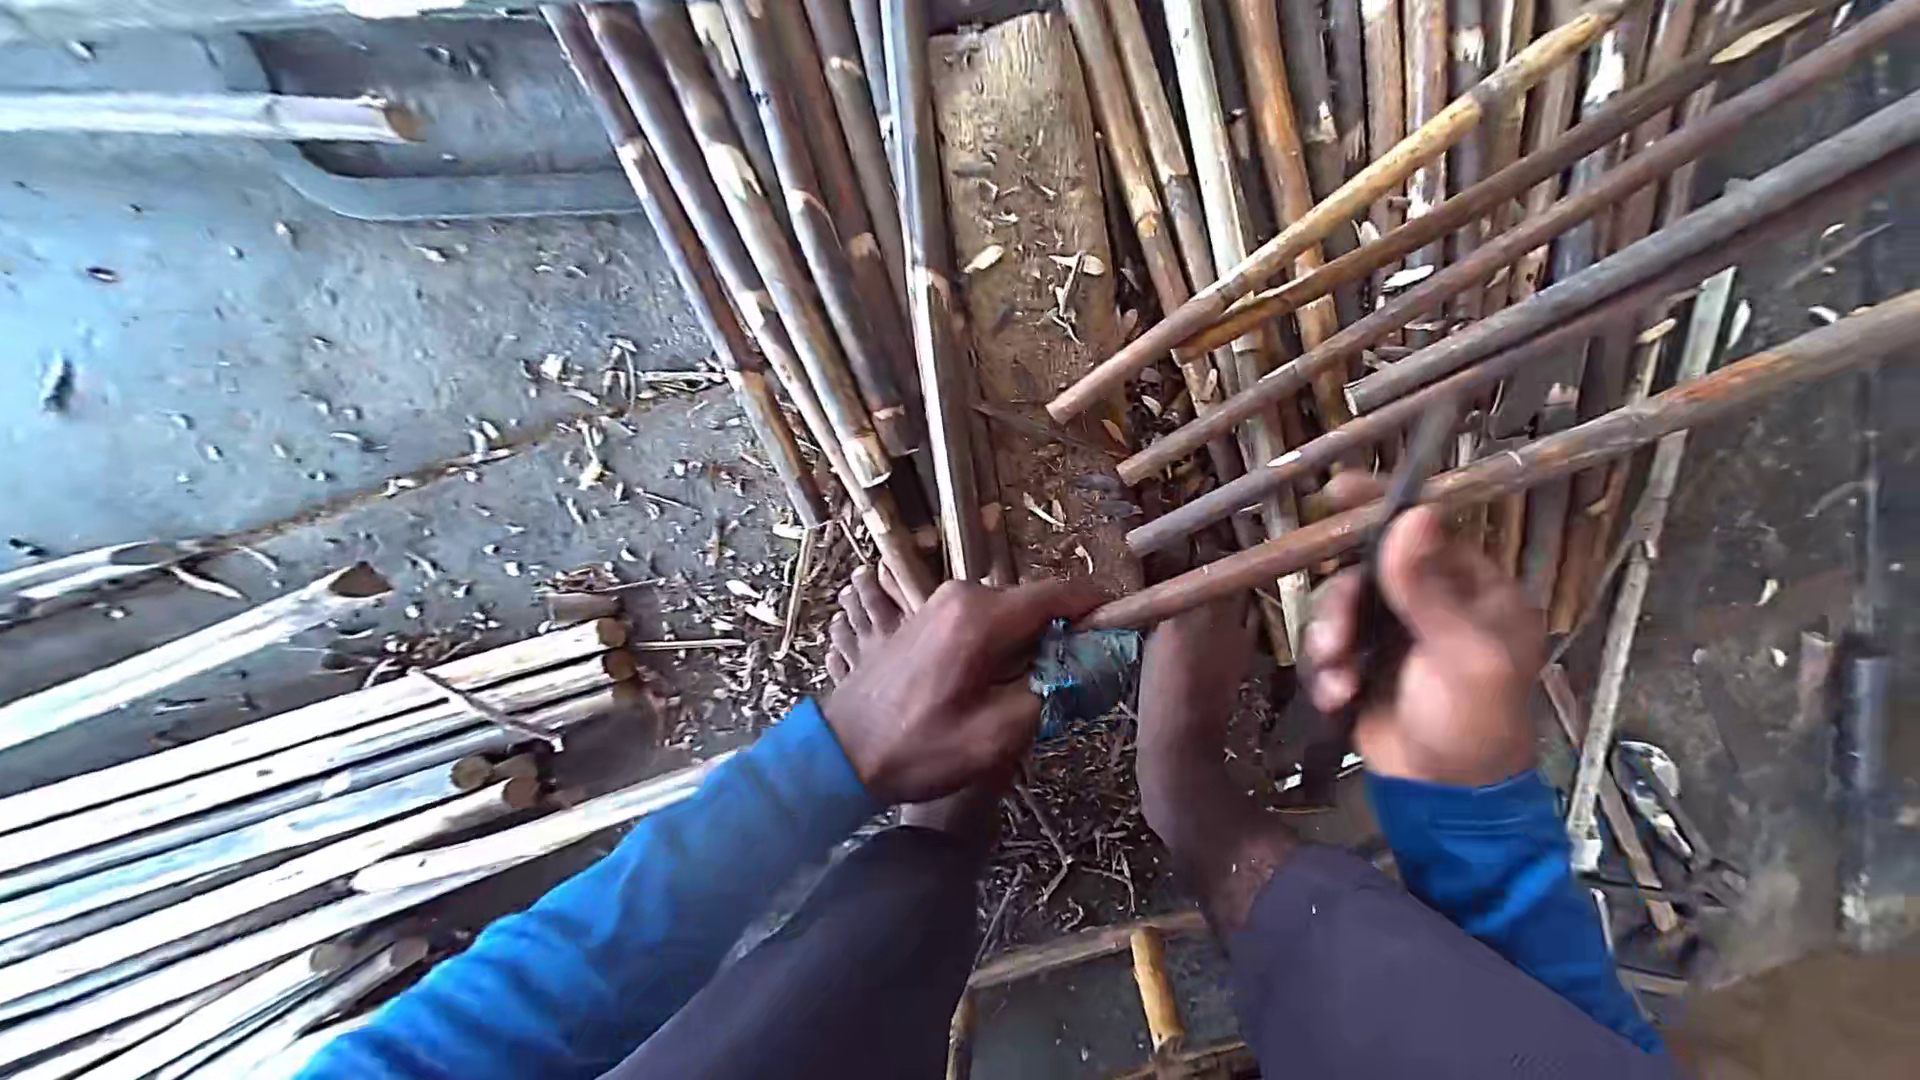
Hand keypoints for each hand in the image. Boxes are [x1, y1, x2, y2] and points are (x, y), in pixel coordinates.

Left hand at [823, 577, 1101, 803]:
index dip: (1096, 608)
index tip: (1119, 630)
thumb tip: (1090, 664)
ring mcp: (939, 602)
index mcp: (979, 615)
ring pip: (1010, 614)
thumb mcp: (994, 735)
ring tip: (1026, 694)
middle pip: (1034, 604)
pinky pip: (983, 620)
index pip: (1058, 593)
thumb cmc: (916, 747)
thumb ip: (1052, 693)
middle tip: (1070, 686)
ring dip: (1029, 646)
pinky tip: (992, 685)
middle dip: (1060, 638)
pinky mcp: (928, 616)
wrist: (841, 748)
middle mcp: (960, 593)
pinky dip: (1002, 645)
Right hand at [1303, 505, 1544, 786]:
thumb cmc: (1473, 723)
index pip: (1424, 528)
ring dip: (1327, 643)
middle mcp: (1426, 599)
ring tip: (1339, 680)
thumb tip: (1414, 515)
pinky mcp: (1357, 656)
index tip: (1336, 491)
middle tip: (1337, 643)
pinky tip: (1338, 696)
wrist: (1441, 792)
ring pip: (1333, 605)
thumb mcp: (1462, 656)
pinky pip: (1322, 642)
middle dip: (1340, 607)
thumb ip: (1430, 588)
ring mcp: (1388, 628)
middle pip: (1360, 569)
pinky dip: (1323, 669)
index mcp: (1471, 588)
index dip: (1380, 504)